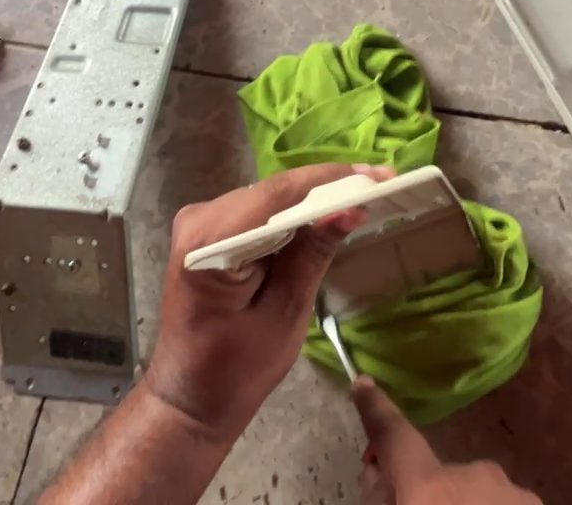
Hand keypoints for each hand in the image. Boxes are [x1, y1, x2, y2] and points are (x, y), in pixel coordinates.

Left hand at [141, 163, 387, 443]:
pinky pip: (259, 209)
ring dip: (314, 197)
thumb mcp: (285, 313)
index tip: (378, 175)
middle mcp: (198, 218)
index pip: (278, 194)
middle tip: (381, 182)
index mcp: (209, 242)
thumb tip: (351, 207)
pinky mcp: (209, 228)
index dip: (330, 180)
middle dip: (328, 187)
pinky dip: (293, 212)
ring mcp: (200, 220)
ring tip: (363, 192)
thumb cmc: (235, 371)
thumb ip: (313, 254)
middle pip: (274, 191)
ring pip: (269, 196)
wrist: (189, 397)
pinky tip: (327, 211)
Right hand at [353, 378, 541, 503]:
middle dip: (424, 488)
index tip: (362, 381)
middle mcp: (478, 480)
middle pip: (439, 473)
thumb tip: (378, 478)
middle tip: (410, 502)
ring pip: (478, 493)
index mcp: (432, 489)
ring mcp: (518, 497)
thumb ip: (381, 497)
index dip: (375, 408)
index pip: (395, 436)